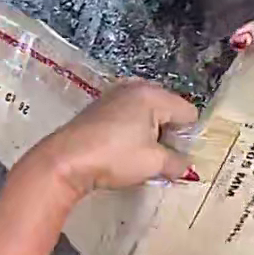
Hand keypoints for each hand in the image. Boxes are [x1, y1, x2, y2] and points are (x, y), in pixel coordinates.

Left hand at [17, 81, 198, 199]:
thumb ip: (177, 163)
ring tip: (139, 156)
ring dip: (149, 133)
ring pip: (147, 112)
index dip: (187, 136)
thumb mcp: (153, 163)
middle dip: (168, 133)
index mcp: (152, 95)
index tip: (175, 156)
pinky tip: (121, 149)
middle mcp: (134, 87)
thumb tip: (186, 167)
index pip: (188, 112)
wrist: (65, 160)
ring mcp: (114, 94)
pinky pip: (128, 115)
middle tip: (159, 157)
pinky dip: (131, 130)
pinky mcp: (99, 107)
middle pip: (168, 109)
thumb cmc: (114, 157)